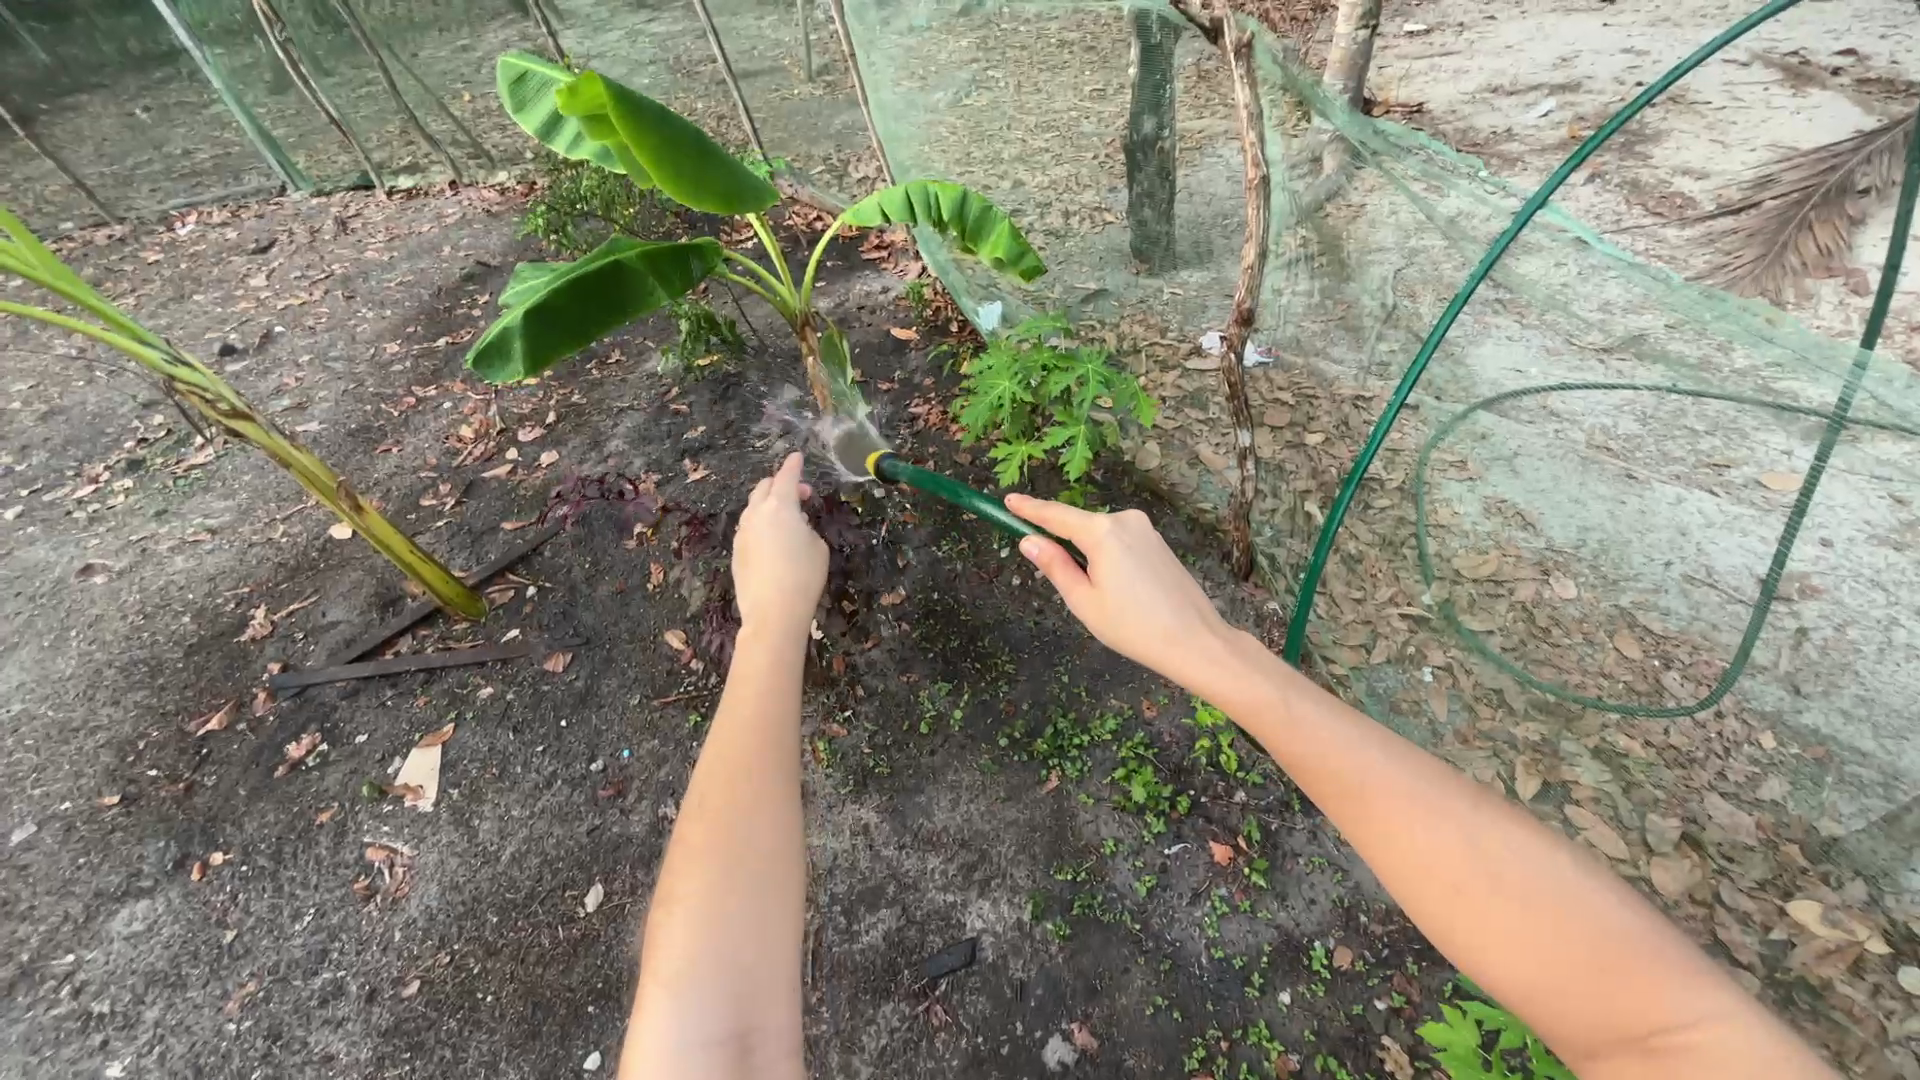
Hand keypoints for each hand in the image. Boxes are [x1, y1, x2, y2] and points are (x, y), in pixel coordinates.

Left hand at [733, 453, 827, 637]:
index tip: (797, 457)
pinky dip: (762, 526)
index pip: (786, 477)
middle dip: (781, 485)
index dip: (794, 465)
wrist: (773, 612)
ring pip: (754, 509)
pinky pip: (750, 529)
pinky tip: (774, 543)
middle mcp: (756, 515)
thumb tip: (795, 526)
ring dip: (770, 506)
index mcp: (779, 507)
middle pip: (764, 488)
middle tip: (801, 495)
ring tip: (788, 520)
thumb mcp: (818, 547)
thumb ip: (806, 528)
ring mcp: (743, 534)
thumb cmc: (804, 577)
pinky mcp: (737, 553)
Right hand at [1007, 494, 1237, 691]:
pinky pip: (1120, 542)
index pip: (1055, 515)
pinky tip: (1119, 592)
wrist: (1194, 640)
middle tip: (1064, 586)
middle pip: (1079, 526)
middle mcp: (1125, 520)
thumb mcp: (1083, 600)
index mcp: (1102, 532)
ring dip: (1088, 556)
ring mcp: (1145, 529)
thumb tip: (1029, 541)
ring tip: (1101, 599)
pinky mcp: (1158, 542)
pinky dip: (1107, 558)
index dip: (1029, 509)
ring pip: (1100, 536)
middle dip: (1063, 545)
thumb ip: (1055, 565)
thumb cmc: (1133, 626)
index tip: (1008, 500)